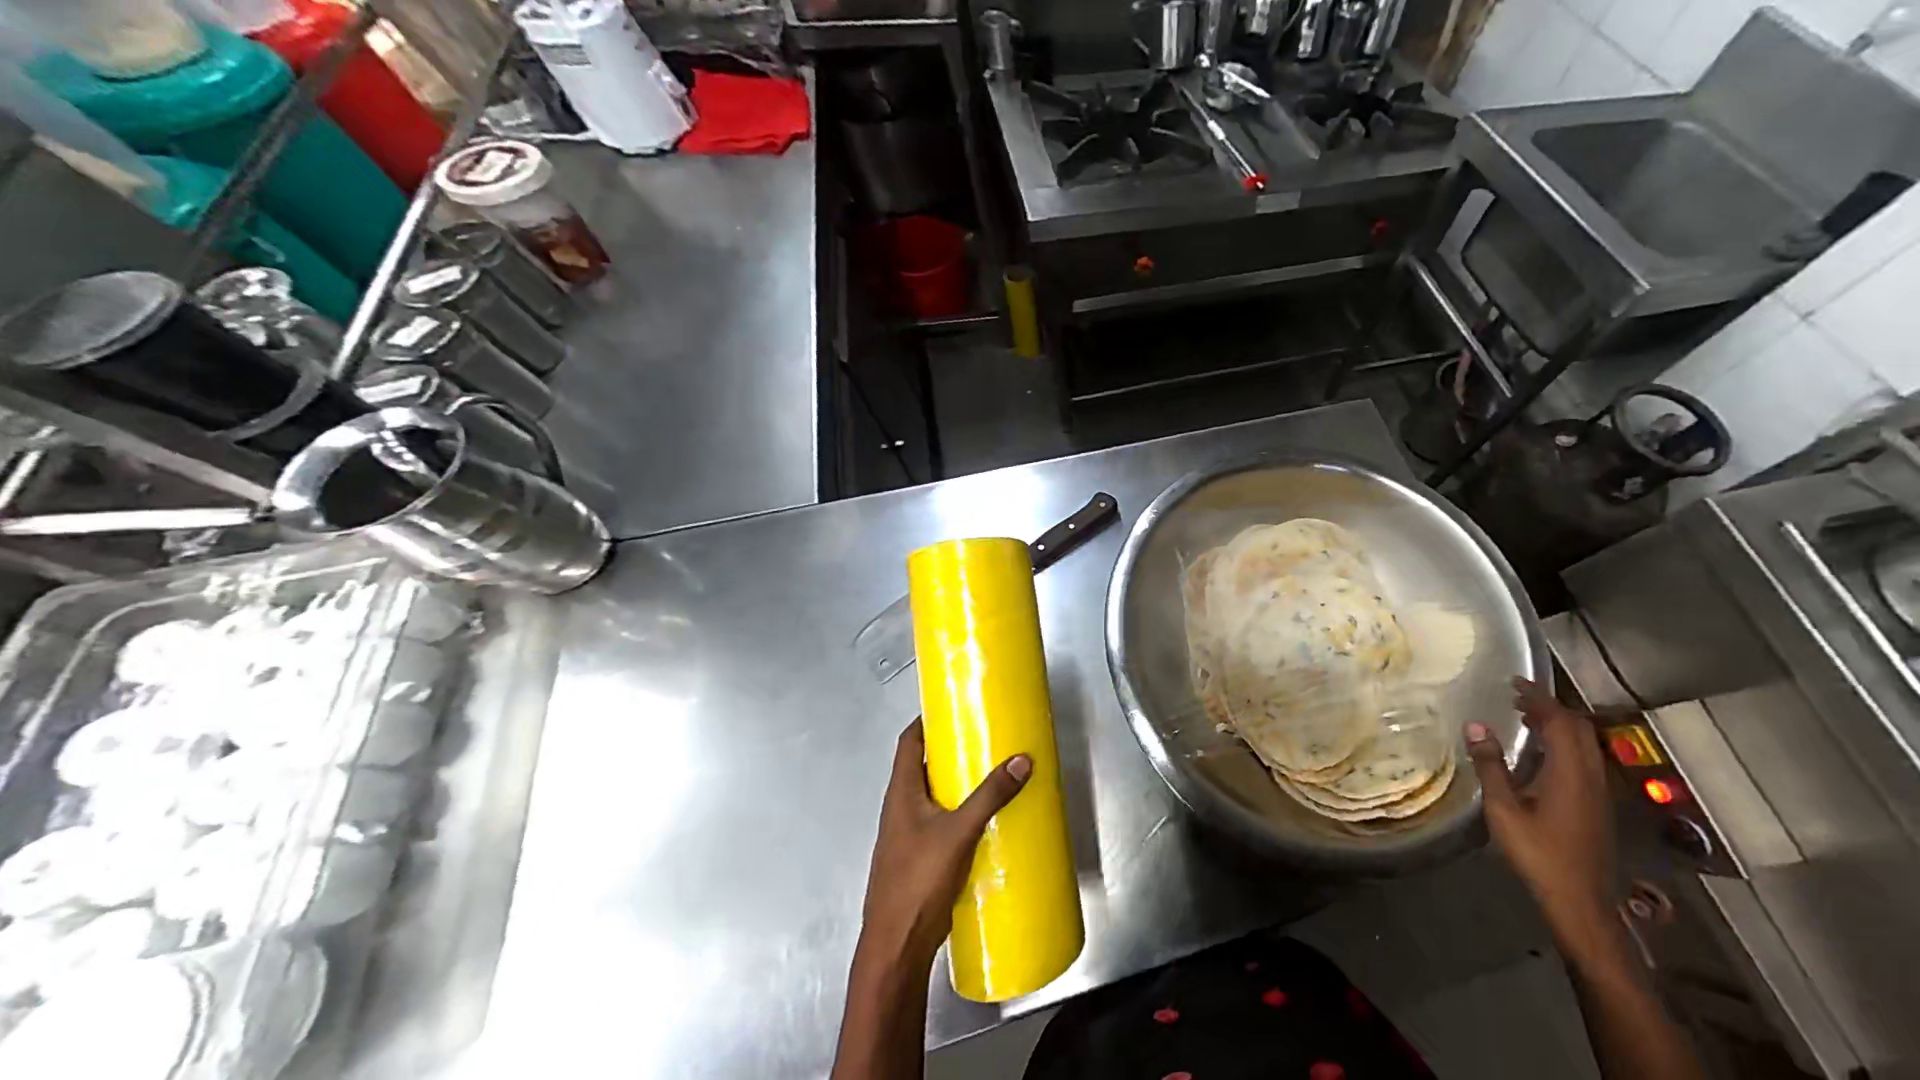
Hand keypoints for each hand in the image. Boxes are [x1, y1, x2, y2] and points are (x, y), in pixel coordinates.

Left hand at [857, 720, 1031, 963]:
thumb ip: (990, 796)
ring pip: (932, 798)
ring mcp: (907, 835)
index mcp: (901, 791)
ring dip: (956, 786)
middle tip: (983, 743)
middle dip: (950, 754)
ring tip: (989, 778)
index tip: (953, 709)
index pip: (909, 741)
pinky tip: (984, 823)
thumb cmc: (919, 878)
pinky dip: (958, 815)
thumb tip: (1021, 760)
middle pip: (921, 767)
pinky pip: (939, 824)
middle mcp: (900, 807)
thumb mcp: (959, 831)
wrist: (897, 943)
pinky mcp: (919, 858)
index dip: (927, 721)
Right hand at [1465, 679, 1616, 943]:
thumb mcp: (1503, 809)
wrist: (1581, 900)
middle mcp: (1592, 776)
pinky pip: (1584, 758)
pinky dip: (1563, 743)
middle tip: (1516, 696)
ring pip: (1585, 744)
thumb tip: (1476, 725)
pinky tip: (1540, 751)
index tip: (1514, 682)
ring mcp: (1599, 791)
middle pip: (1579, 729)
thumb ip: (1491, 766)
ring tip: (1525, 717)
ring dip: (1558, 725)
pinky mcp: (1597, 803)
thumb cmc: (1538, 853)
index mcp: (1571, 773)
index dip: (1538, 698)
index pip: (1560, 722)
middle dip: (1550, 707)